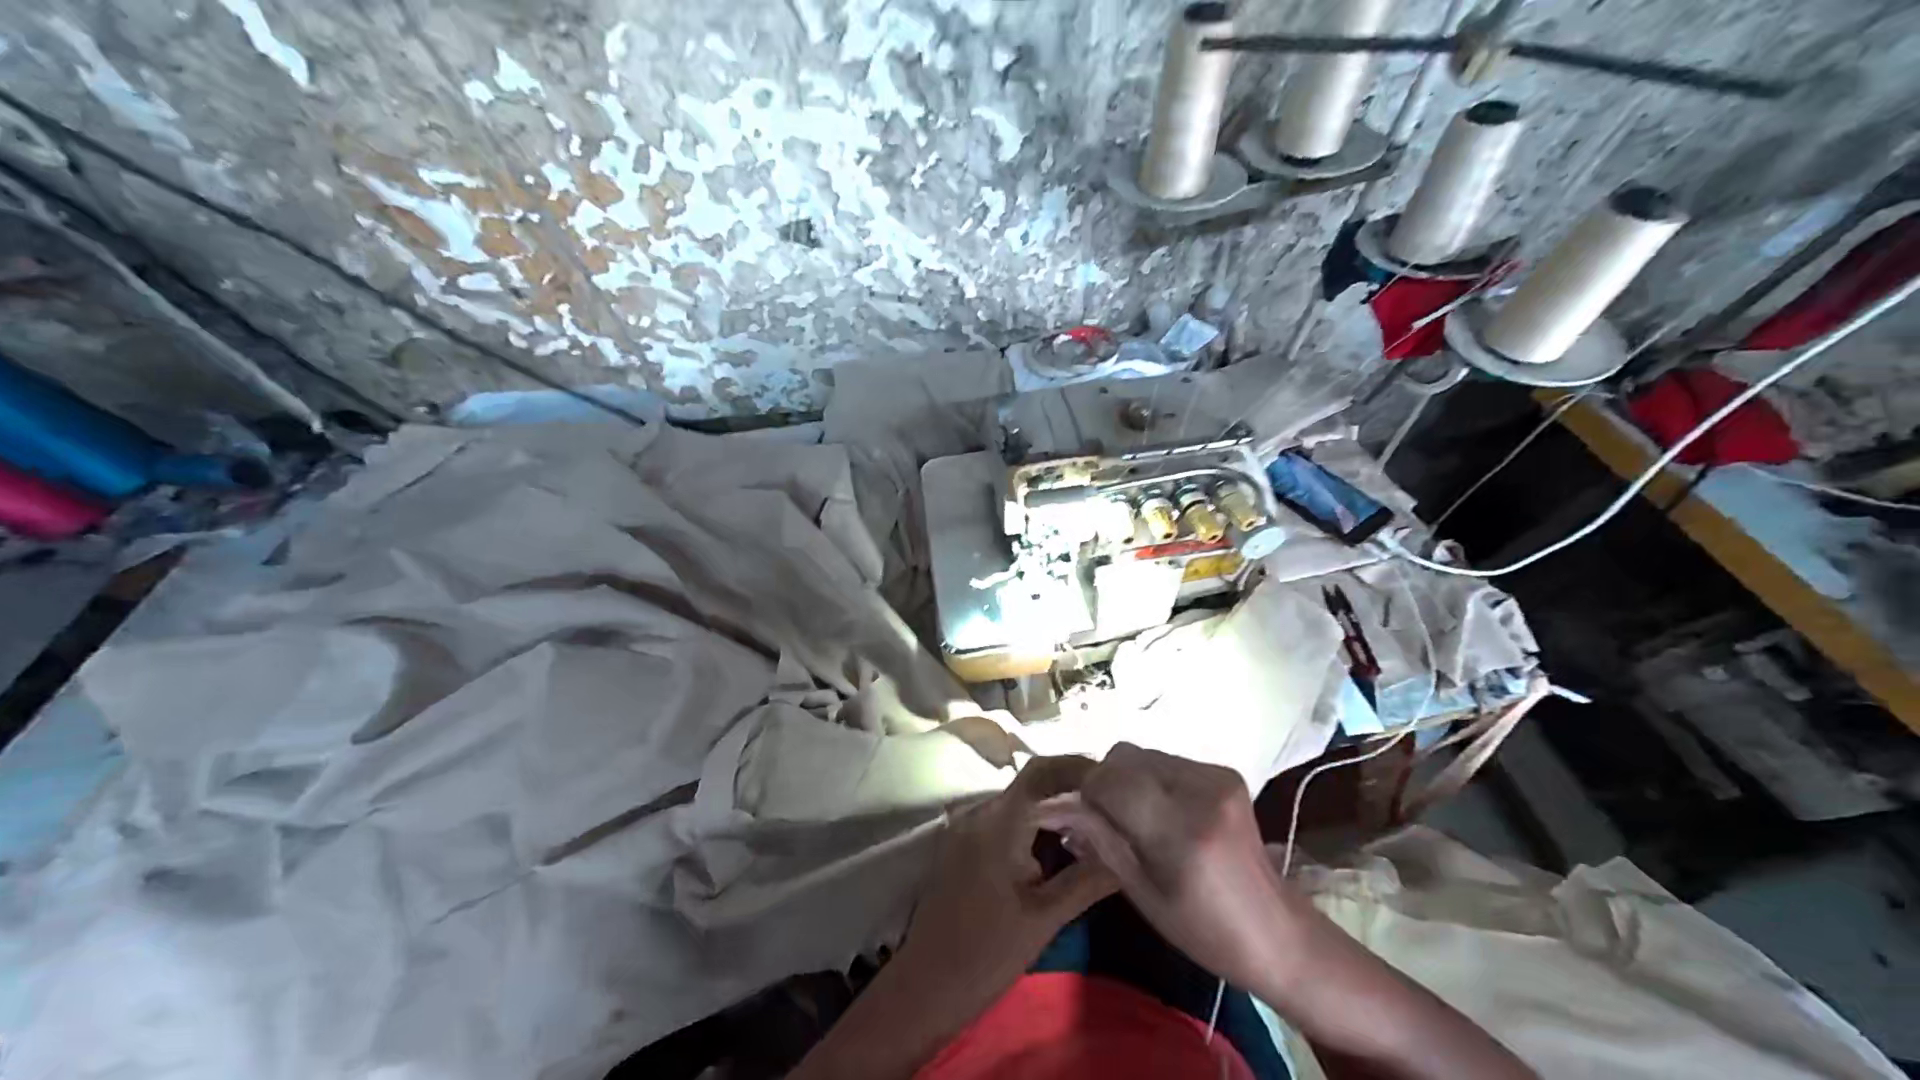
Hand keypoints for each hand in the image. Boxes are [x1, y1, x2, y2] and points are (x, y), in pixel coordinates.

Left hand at [790, 757, 1116, 1079]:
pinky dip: (1033, 824)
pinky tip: (1057, 846)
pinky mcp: (961, 845)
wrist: (927, 985)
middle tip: (1112, 806)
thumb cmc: (988, 953)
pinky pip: (1004, 819)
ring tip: (1093, 825)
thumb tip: (1127, 851)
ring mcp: (966, 827)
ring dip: (1053, 808)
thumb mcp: (1045, 918)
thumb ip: (1088, 879)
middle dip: (1072, 790)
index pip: (1042, 772)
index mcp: (998, 822)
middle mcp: (978, 812)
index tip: (1115, 780)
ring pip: (1018, 802)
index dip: (1079, 768)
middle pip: (1031, 784)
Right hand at [1050, 745, 1539, 1079]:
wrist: (1278, 933)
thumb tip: (1050, 805)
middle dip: (1102, 783)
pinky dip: (1149, 780)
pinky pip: (1166, 761)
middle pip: (1123, 757)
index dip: (1082, 793)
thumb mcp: (1140, 891)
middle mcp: (1202, 789)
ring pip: (1143, 755)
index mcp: (1181, 829)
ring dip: (1125, 779)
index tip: (1073, 816)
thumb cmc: (1204, 930)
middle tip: (1102, 821)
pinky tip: (1159, 812)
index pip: (1109, 780)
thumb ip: (1096, 838)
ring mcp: (1218, 776)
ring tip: (1133, 819)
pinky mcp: (1225, 772)